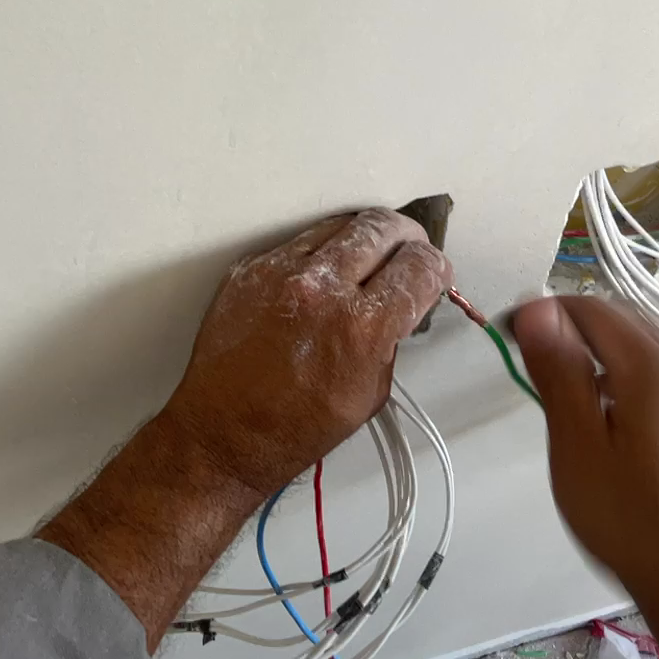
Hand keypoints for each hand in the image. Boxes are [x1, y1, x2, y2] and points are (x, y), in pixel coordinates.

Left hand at [37, 207, 449, 647]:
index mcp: (363, 327)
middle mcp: (322, 290)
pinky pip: (299, 242)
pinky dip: (320, 253)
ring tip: (366, 258)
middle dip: (405, 238)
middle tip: (407, 251)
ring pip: (340, 225)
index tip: (432, 274)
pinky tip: (321, 276)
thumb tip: (404, 298)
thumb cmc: (298, 426)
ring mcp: (279, 273)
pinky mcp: (249, 269)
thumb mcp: (371, 391)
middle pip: (382, 227)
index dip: (435, 268)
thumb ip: (392, 336)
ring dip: (363, 238)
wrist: (223, 433)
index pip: (420, 266)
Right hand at [510, 295, 658, 600]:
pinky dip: (622, 376)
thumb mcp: (577, 444)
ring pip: (642, 350)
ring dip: (596, 351)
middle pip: (622, 324)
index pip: (593, 310)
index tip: (508, 335)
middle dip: (571, 328)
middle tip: (529, 358)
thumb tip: (537, 310)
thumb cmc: (630, 520)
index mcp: (655, 371)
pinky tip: (604, 415)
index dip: (545, 312)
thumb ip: (559, 372)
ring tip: (559, 387)